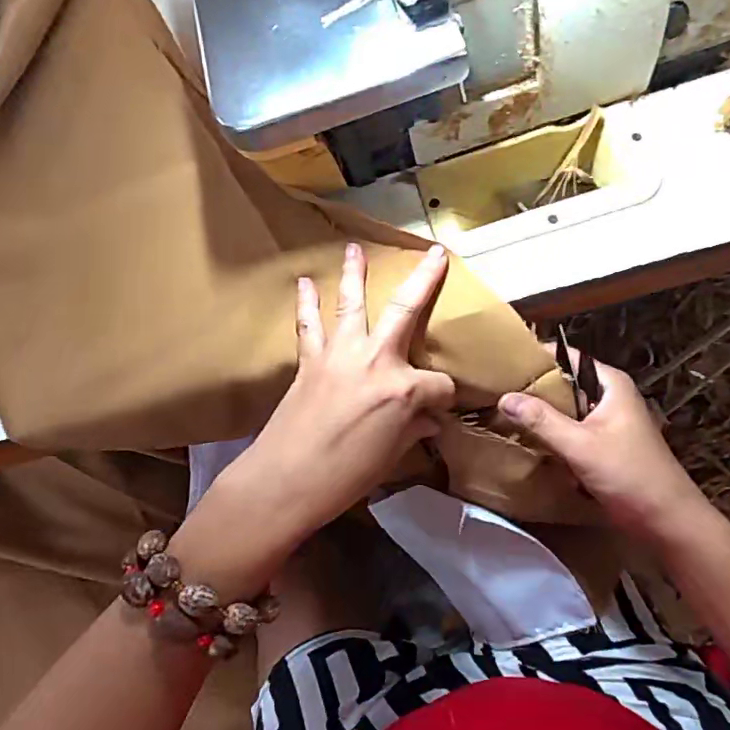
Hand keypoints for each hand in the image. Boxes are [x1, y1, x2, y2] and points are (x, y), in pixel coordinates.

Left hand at [213, 242, 457, 549]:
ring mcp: (340, 356)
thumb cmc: (346, 477)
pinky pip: (309, 326)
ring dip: (355, 274)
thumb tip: (428, 420)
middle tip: (436, 253)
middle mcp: (375, 361)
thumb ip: (412, 429)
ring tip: (355, 248)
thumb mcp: (391, 456)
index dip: (446, 399)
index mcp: (403, 390)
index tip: (442, 411)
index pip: (441, 385)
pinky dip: (307, 304)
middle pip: (407, 311)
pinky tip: (304, 283)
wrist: (284, 481)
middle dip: (425, 279)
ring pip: (352, 305)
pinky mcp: (310, 362)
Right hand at [497, 353, 712, 542]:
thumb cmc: (629, 474)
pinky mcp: (604, 445)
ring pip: (568, 409)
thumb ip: (542, 420)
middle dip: (536, 388)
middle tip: (498, 391)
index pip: (568, 357)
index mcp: (611, 384)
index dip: (538, 358)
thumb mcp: (581, 445)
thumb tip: (505, 397)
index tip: (505, 364)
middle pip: (566, 383)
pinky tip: (529, 440)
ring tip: (505, 413)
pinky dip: (553, 433)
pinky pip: (572, 430)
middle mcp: (610, 397)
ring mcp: (608, 422)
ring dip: (543, 413)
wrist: (666, 519)